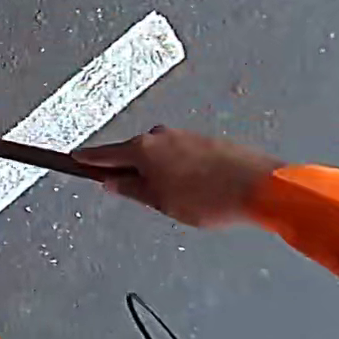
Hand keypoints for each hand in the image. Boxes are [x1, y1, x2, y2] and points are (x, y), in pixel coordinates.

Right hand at [74, 127, 283, 227]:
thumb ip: (131, 190)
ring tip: (174, 197)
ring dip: (159, 171)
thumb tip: (113, 182)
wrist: (263, 188)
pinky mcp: (208, 141)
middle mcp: (161, 136)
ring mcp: (186, 136)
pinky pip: (182, 154)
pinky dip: (180, 169)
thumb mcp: (160, 202)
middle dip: (129, 169)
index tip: (75, 158)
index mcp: (142, 149)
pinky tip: (194, 188)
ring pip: (160, 154)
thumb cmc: (210, 197)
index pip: (104, 154)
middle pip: (133, 152)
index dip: (88, 159)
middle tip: (132, 190)